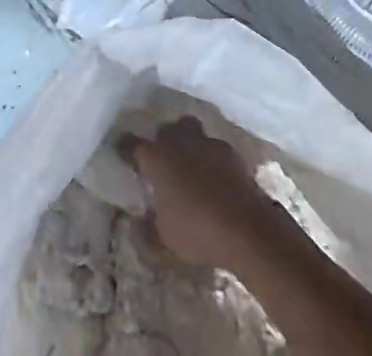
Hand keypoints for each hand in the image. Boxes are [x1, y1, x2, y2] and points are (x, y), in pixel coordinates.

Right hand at [125, 117, 289, 269]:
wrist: (247, 228)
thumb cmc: (197, 232)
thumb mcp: (162, 243)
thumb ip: (144, 231)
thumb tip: (137, 221)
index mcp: (157, 159)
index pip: (131, 144)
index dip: (125, 148)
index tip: (124, 154)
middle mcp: (179, 142)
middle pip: (164, 130)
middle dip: (160, 141)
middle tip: (160, 162)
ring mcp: (207, 143)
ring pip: (190, 128)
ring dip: (185, 141)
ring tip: (187, 163)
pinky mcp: (230, 151)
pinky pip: (213, 145)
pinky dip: (208, 155)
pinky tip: (212, 174)